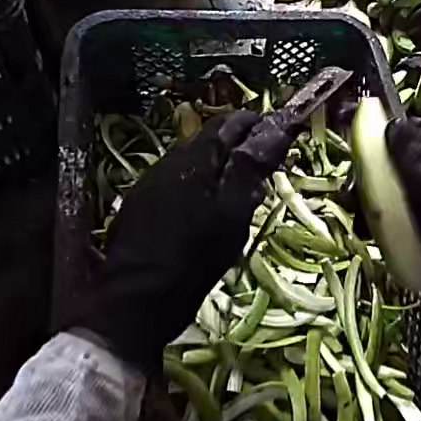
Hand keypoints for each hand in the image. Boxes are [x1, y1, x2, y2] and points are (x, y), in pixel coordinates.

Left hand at [67, 111, 303, 370]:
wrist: (138, 298)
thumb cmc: (195, 256)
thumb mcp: (233, 213)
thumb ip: (251, 168)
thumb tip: (274, 129)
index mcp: (196, 158)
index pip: (231, 123)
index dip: (259, 123)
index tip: (282, 131)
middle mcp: (170, 160)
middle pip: (210, 137)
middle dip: (240, 140)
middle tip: (267, 157)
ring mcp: (152, 181)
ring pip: (194, 158)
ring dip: (220, 161)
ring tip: (243, 179)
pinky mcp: (142, 203)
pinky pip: (179, 178)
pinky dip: (201, 179)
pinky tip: (209, 201)